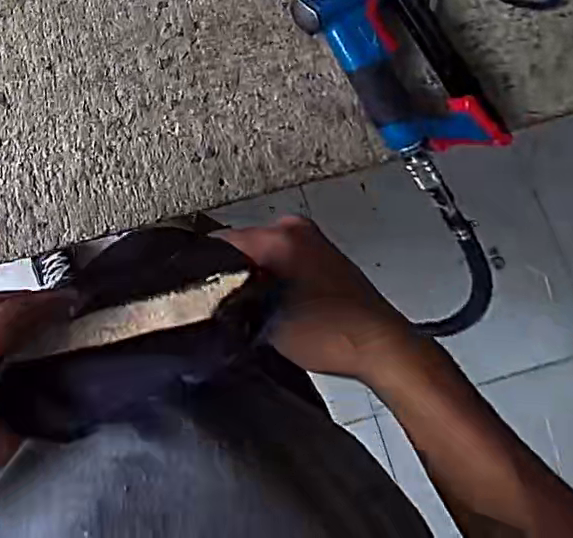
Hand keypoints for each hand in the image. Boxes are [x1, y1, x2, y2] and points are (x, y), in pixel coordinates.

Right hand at [215, 215, 423, 381]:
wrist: (378, 344)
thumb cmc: (332, 333)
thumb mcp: (267, 323)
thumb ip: (234, 305)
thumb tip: (213, 301)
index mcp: (280, 236)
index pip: (224, 240)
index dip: (204, 264)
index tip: (193, 283)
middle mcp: (295, 229)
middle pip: (244, 244)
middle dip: (230, 270)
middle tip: (218, 300)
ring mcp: (312, 240)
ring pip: (265, 253)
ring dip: (253, 274)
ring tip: (246, 305)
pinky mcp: (323, 255)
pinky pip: (285, 258)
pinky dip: (274, 276)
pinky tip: (274, 303)